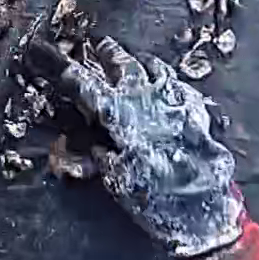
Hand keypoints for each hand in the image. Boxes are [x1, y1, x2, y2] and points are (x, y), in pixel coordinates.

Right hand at [25, 36, 242, 256]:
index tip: (49, 54)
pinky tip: (167, 84)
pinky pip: (181, 87)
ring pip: (155, 69)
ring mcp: (175, 104)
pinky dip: (170, 81)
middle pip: (122, 65)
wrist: (209, 215)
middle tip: (96, 44)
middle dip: (106, 52)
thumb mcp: (116, 179)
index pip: (85, 84)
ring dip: (139, 61)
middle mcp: (146, 101)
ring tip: (132, 57)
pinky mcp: (199, 114)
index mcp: (120, 115)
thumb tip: (85, 143)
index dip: (65, 69)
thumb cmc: (155, 199)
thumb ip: (97, 154)